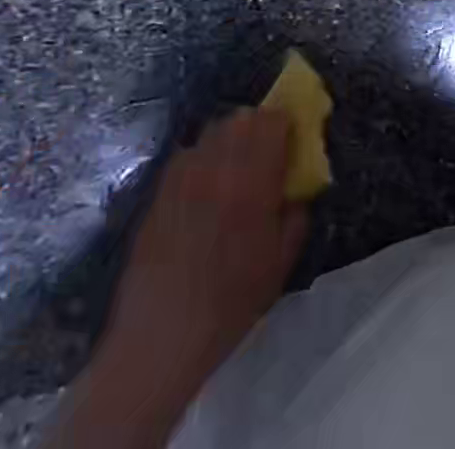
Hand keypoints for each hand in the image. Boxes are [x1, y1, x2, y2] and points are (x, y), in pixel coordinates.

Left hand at [100, 108, 308, 374]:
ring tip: (236, 163)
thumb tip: (296, 190)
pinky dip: (202, 157)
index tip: (293, 137)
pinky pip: (185, 155)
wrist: (163, 335)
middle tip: (267, 148)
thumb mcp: (281, 262)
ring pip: (210, 132)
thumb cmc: (232, 301)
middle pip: (239, 120)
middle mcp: (215, 170)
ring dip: (229, 138)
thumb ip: (295, 215)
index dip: (285, 123)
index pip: (270, 124)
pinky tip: (205, 183)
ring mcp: (181, 179)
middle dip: (258, 125)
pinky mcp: (158, 193)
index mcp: (251, 183)